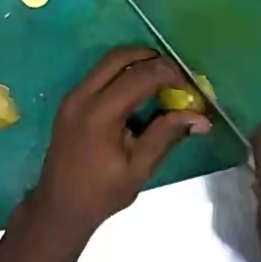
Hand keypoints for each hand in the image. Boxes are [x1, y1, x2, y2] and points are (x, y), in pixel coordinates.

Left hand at [26, 47, 210, 237]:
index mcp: (100, 113)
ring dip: (134, 62)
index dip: (169, 75)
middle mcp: (82, 95)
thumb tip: (201, 117)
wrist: (59, 204)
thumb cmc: (101, 192)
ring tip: (161, 80)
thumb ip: (167, 135)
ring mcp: (72, 96)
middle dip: (150, 58)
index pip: (139, 76)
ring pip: (106, 62)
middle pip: (119, 57)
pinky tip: (139, 91)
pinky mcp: (70, 101)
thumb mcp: (139, 168)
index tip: (190, 89)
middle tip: (176, 75)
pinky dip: (120, 73)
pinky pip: (97, 74)